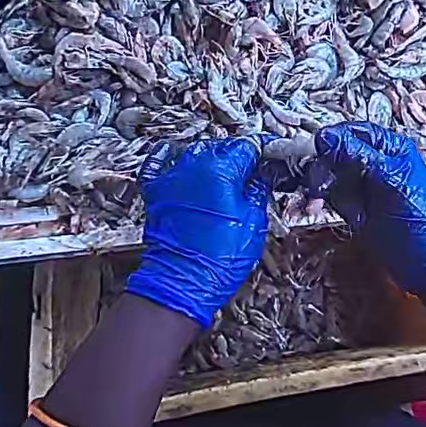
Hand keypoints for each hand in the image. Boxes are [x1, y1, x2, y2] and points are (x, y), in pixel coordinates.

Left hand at [125, 138, 271, 329]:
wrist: (183, 281)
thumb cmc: (220, 258)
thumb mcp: (254, 221)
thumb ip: (258, 189)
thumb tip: (262, 174)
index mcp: (221, 169)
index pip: (247, 145)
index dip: (262, 149)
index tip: (269, 153)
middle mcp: (193, 165)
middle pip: (222, 148)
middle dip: (239, 156)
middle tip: (252, 171)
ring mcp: (171, 177)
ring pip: (195, 153)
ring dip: (211, 160)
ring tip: (223, 175)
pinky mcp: (156, 192)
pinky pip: (160, 164)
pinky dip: (170, 160)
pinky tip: (179, 161)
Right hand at [312, 121, 425, 293]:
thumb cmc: (424, 218)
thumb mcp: (393, 180)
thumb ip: (359, 155)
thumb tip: (326, 136)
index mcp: (390, 150)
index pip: (355, 132)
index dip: (334, 137)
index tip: (318, 147)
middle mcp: (374, 165)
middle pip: (337, 152)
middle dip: (324, 164)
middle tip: (319, 180)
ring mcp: (363, 188)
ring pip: (330, 175)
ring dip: (320, 184)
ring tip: (319, 198)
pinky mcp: (354, 209)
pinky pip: (331, 197)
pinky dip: (321, 201)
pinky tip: (319, 208)